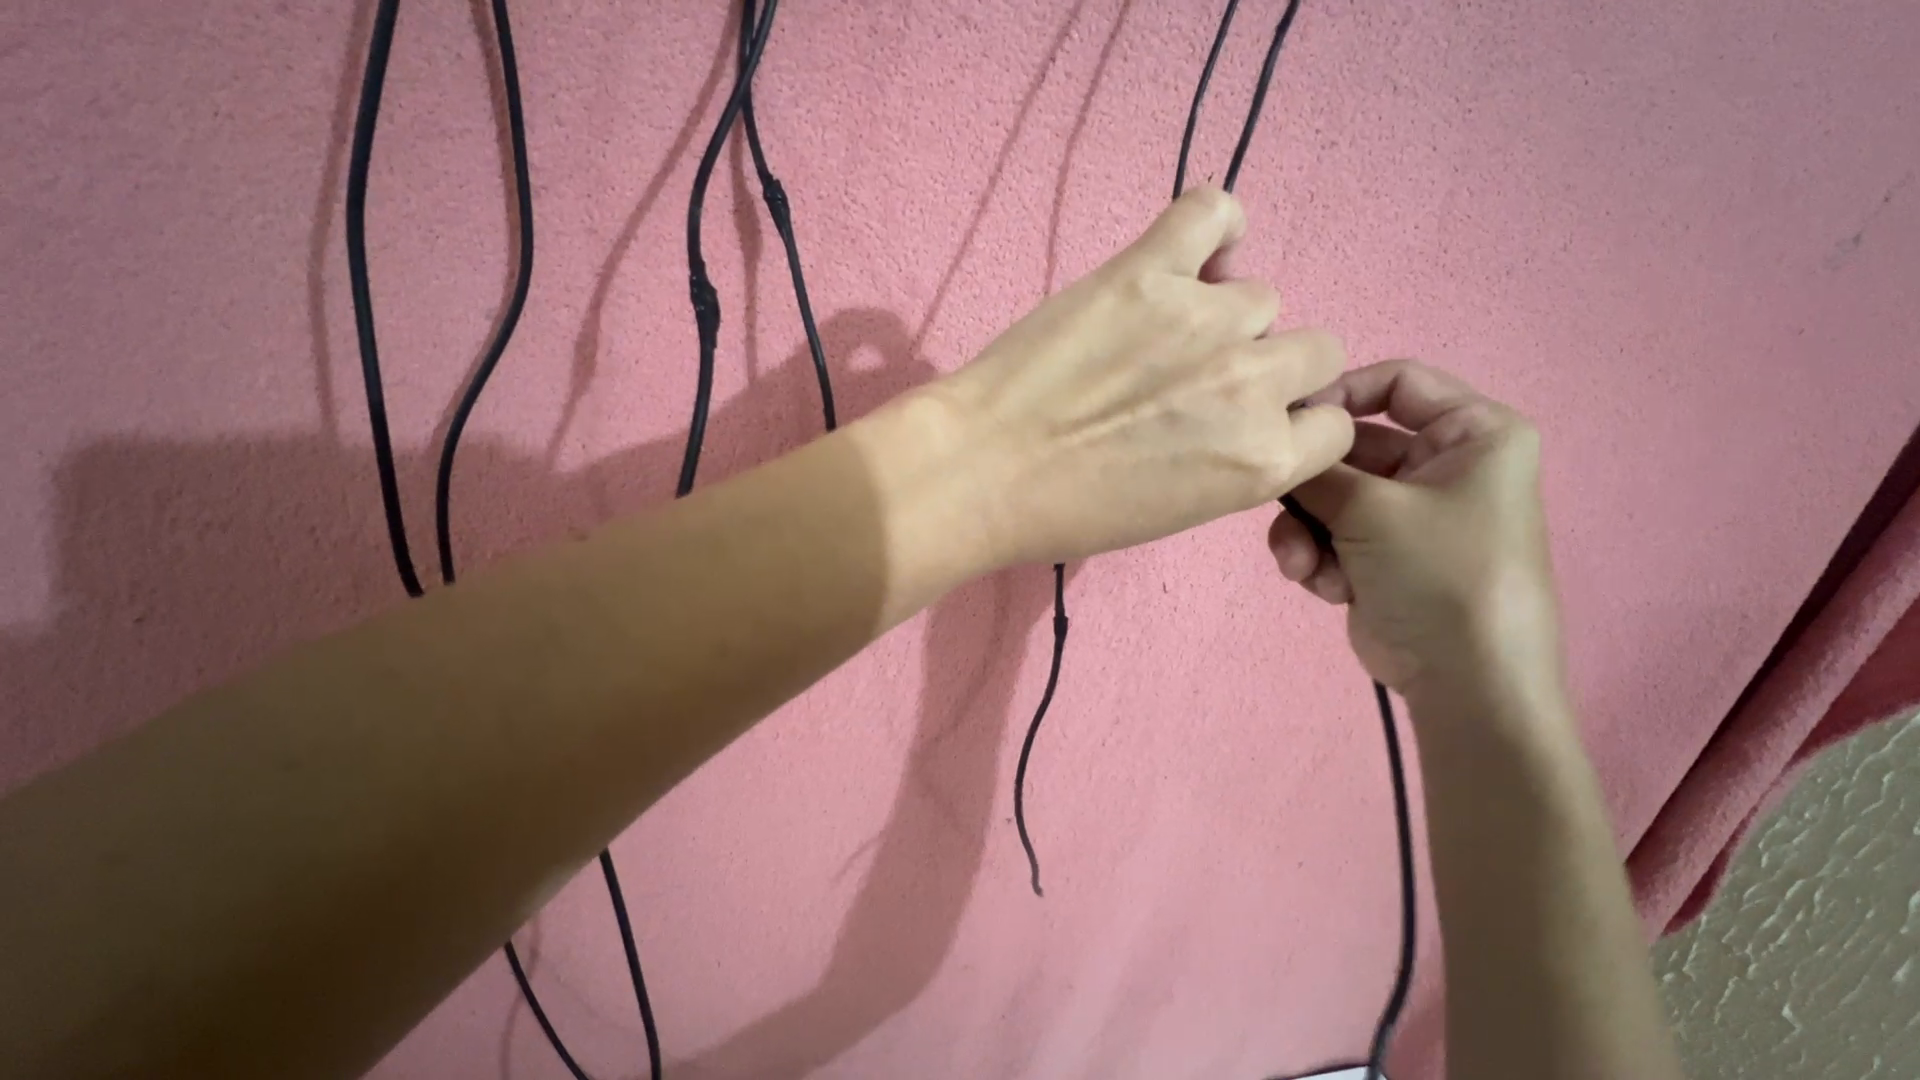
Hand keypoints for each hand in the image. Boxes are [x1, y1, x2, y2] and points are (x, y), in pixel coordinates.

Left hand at [932, 187, 1354, 566]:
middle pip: (1312, 350)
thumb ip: (1234, 460)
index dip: (1290, 420)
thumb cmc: (1068, 514)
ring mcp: (1204, 320)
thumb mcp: (1178, 510)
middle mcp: (1253, 386)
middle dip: (1267, 367)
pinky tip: (1186, 253)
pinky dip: (1213, 225)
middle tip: (1198, 381)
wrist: (982, 473)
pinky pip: (1212, 212)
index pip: (1331, 423)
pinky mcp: (1147, 271)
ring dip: (1222, 315)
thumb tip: (1250, 410)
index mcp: (1262, 462)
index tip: (1246, 419)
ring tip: (1160, 335)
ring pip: (1259, 295)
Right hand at [1267, 361, 1563, 702]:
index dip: (1341, 393)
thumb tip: (1275, 441)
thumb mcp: (1371, 508)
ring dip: (1307, 529)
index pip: (1398, 382)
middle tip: (1274, 497)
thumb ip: (1314, 468)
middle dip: (1313, 485)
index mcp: (1472, 434)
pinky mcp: (1382, 555)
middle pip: (1353, 448)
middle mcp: (1443, 466)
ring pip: (1332, 497)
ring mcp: (1409, 514)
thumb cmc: (1439, 571)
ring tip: (1302, 562)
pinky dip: (1319, 557)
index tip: (1291, 420)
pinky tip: (1324, 586)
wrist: (1465, 679)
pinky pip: (1332, 534)